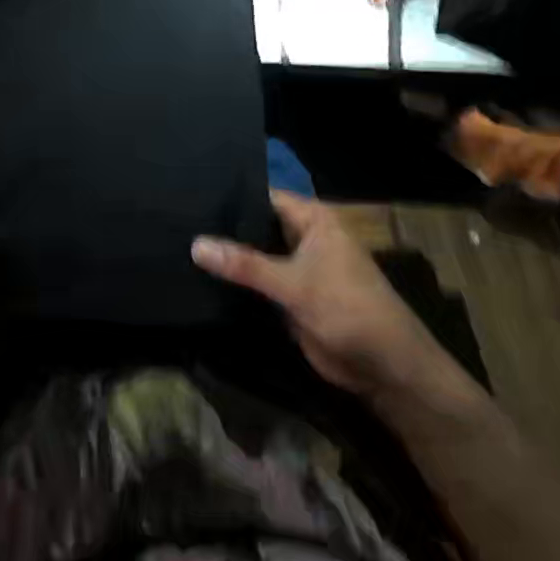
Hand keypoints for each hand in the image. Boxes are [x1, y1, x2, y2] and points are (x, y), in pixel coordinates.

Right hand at [192, 191, 460, 404]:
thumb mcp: (294, 283)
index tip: (190, 194)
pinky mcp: (290, 298)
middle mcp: (303, 238)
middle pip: (257, 227)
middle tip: (176, 222)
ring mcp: (296, 269)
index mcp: (313, 220)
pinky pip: (258, 283)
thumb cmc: (348, 308)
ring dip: (228, 258)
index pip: (264, 197)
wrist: (384, 366)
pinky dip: (236, 283)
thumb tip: (195, 244)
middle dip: (224, 228)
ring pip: (255, 256)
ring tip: (177, 244)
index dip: (231, 197)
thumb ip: (245, 264)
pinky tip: (198, 278)